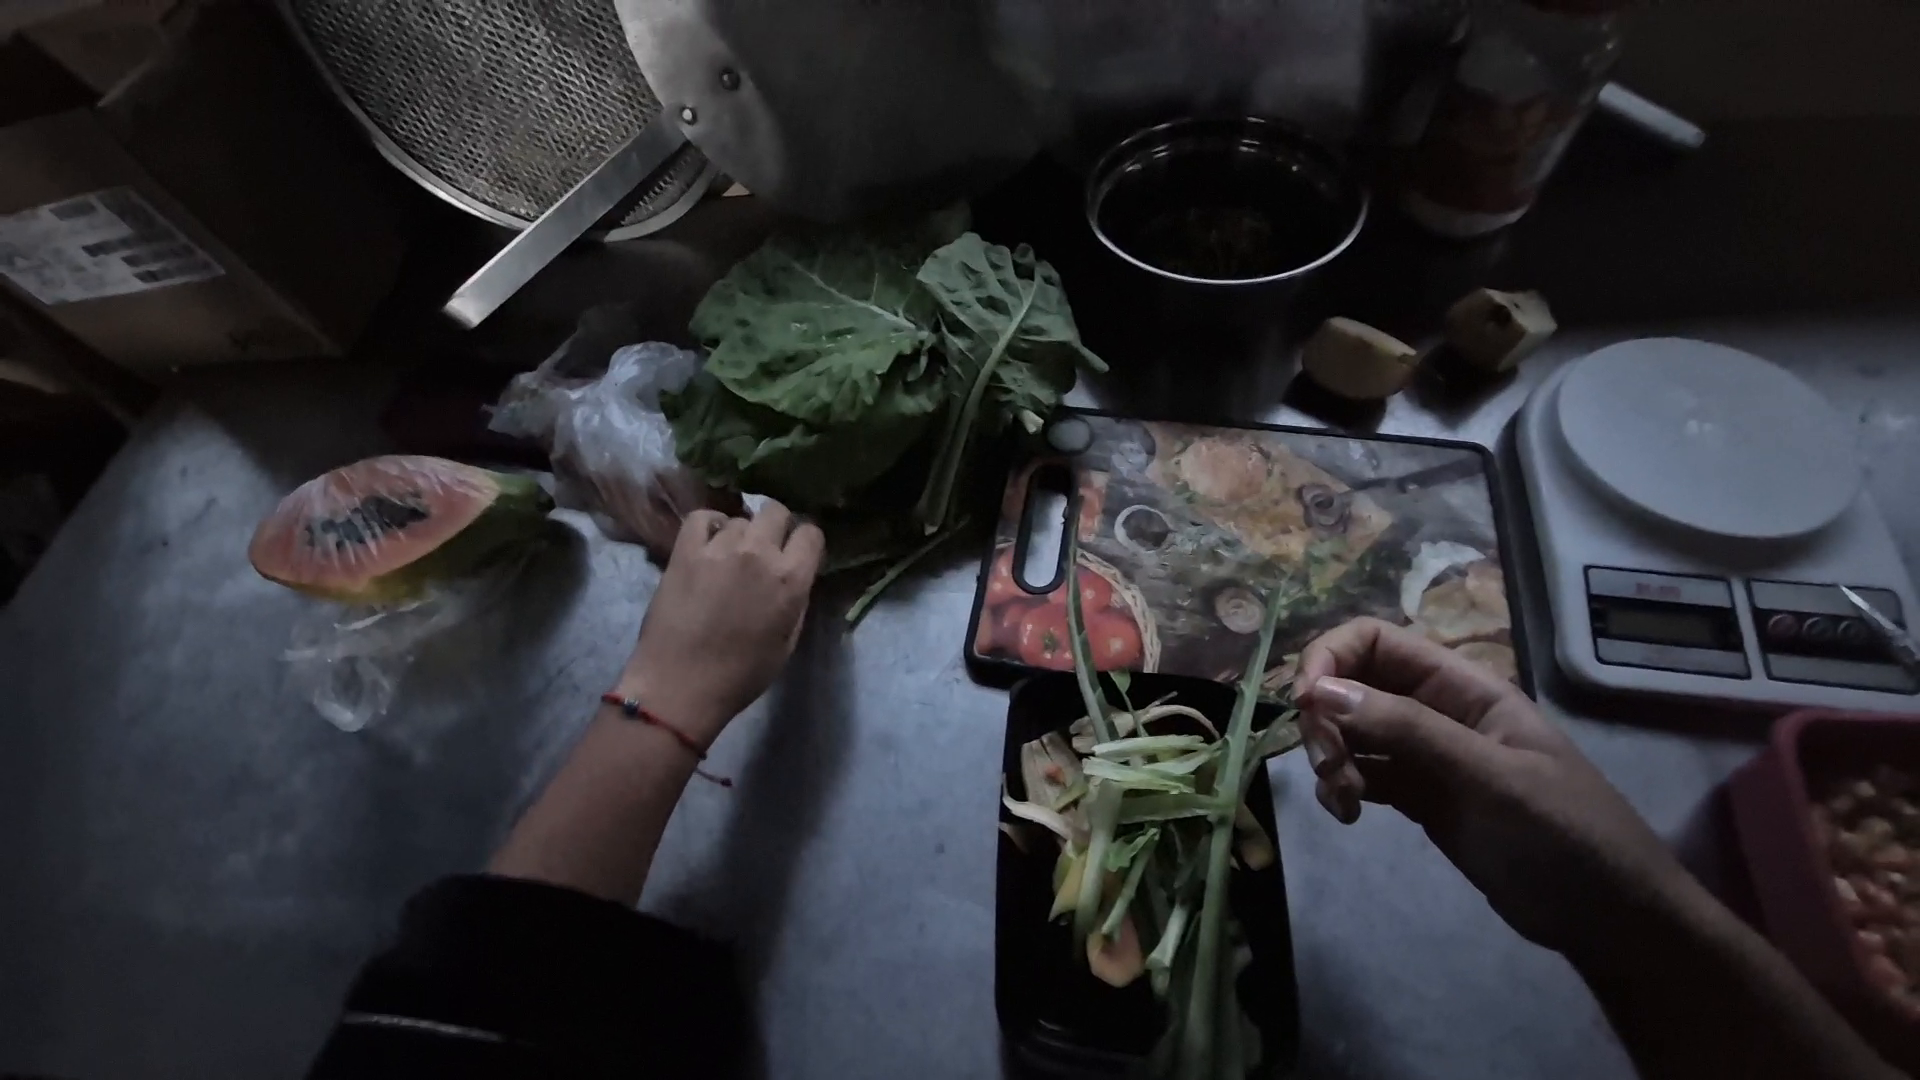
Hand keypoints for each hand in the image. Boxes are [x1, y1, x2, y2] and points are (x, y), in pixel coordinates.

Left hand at [617, 500, 823, 744]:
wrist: (680, 685)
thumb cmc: (742, 674)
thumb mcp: (788, 642)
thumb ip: (797, 600)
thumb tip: (796, 576)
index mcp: (790, 579)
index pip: (811, 533)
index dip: (806, 541)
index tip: (798, 553)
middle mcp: (759, 554)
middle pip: (776, 511)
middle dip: (777, 526)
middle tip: (767, 549)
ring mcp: (719, 548)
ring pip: (740, 518)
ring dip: (742, 534)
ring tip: (731, 557)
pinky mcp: (685, 552)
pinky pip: (702, 518)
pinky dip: (710, 525)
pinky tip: (709, 543)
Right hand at [1296, 617, 1692, 955]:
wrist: (1612, 922)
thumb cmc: (1566, 835)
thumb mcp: (1488, 777)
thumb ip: (1406, 729)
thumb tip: (1318, 690)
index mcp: (1460, 686)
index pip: (1373, 641)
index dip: (1329, 658)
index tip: (1304, 701)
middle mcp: (1433, 709)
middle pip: (1348, 685)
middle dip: (1325, 720)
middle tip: (1330, 766)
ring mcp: (1421, 752)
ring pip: (1345, 730)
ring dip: (1329, 757)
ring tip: (1345, 800)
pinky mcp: (1412, 792)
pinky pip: (1355, 771)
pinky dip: (1338, 787)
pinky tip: (1349, 816)